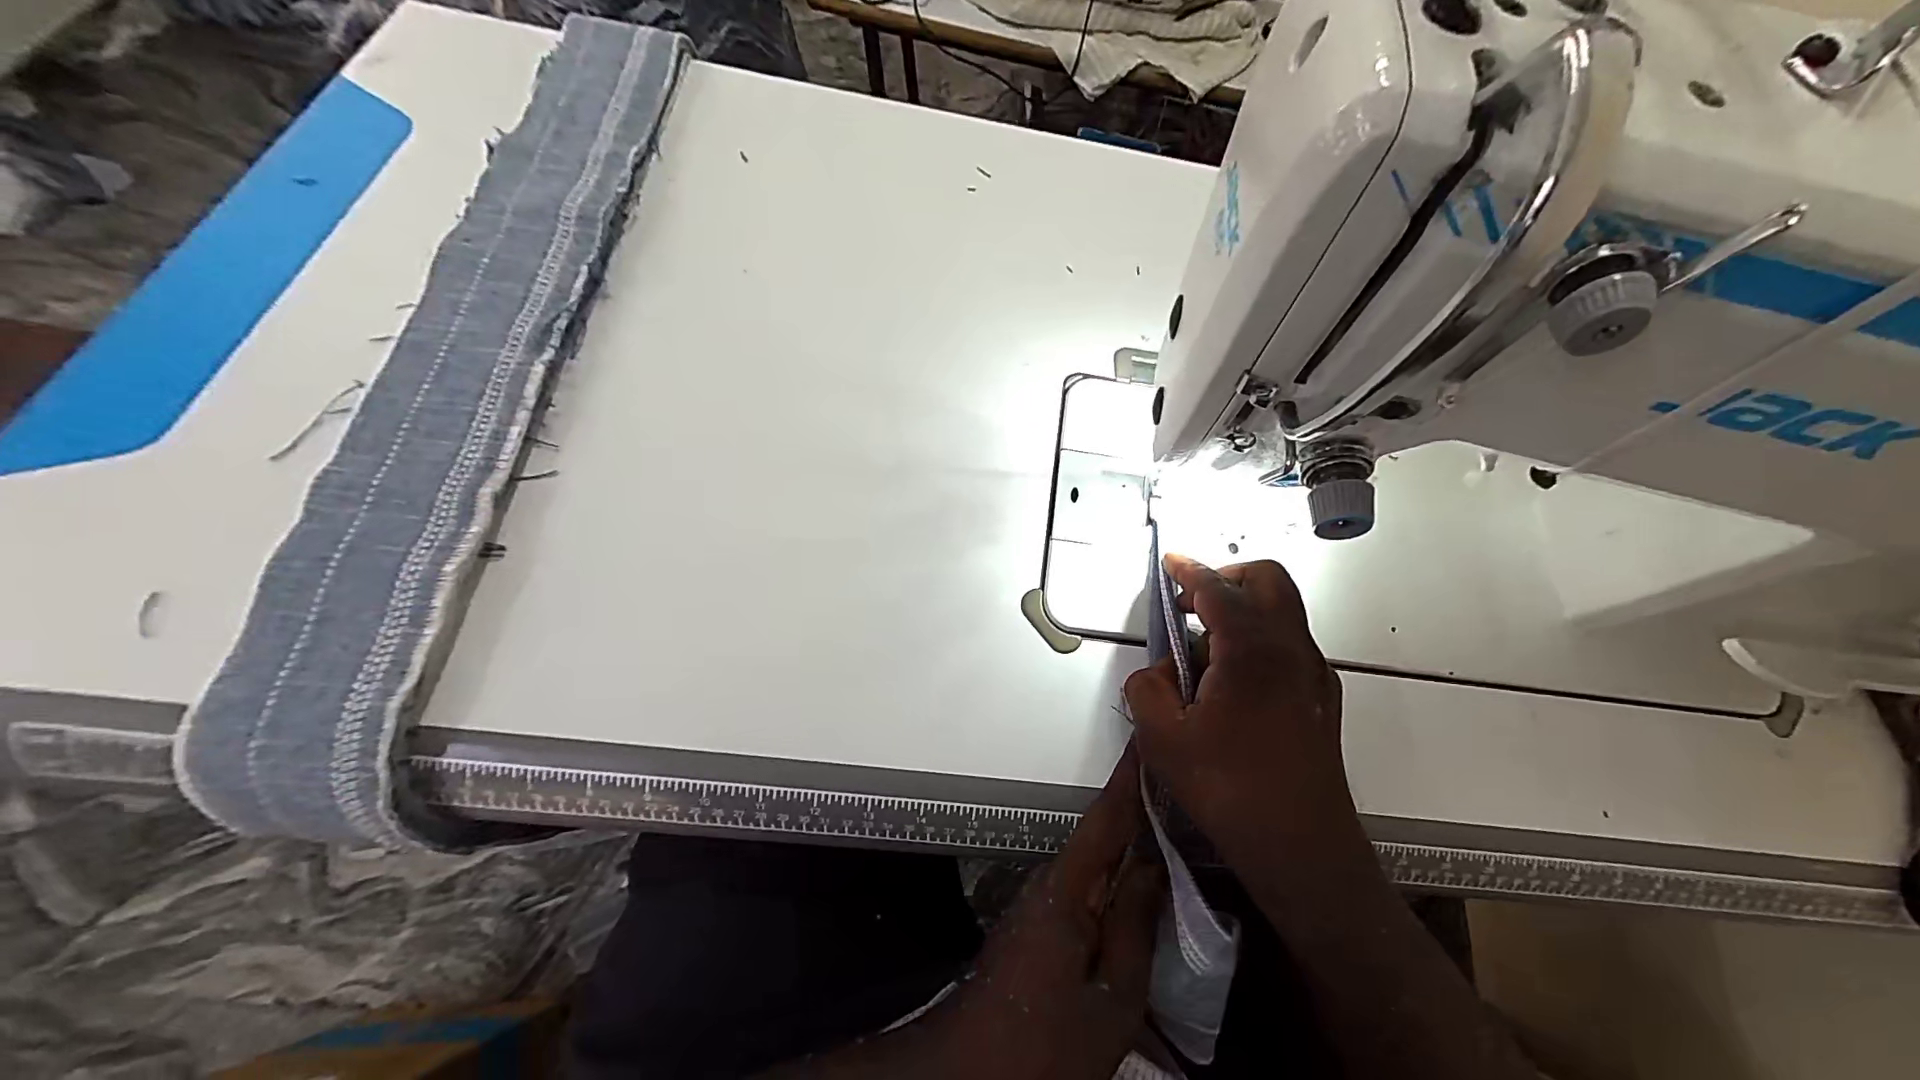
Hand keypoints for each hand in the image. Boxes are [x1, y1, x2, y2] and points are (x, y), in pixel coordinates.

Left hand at [919, 746, 1165, 1079]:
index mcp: (1068, 888)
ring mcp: (1042, 902)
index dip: (1128, 776)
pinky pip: (1086, 887)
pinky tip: (1139, 880)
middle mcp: (1052, 882)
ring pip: (1095, 862)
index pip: (1106, 818)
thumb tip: (1152, 866)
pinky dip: (1115, 874)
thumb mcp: (1112, 996)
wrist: (972, 1067)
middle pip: (1101, 835)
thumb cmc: (1045, 1040)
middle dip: (1136, 804)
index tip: (1145, 735)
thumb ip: (1134, 926)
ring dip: (1128, 840)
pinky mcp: (1040, 923)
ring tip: (1168, 821)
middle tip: (1176, 778)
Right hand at [1122, 555, 1358, 867]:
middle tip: (1189, 601)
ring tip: (1200, 647)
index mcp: (1254, 651)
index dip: (1189, 570)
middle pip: (1267, 582)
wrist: (1301, 848)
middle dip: (1226, 577)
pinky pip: (1287, 644)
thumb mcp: (1162, 739)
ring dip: (1241, 609)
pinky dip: (1256, 637)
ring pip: (1281, 612)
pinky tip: (1227, 681)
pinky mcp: (1319, 699)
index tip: (1172, 562)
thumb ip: (1148, 688)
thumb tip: (1158, 672)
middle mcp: (1292, 652)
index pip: (1219, 589)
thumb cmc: (1232, 791)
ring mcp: (1313, 675)